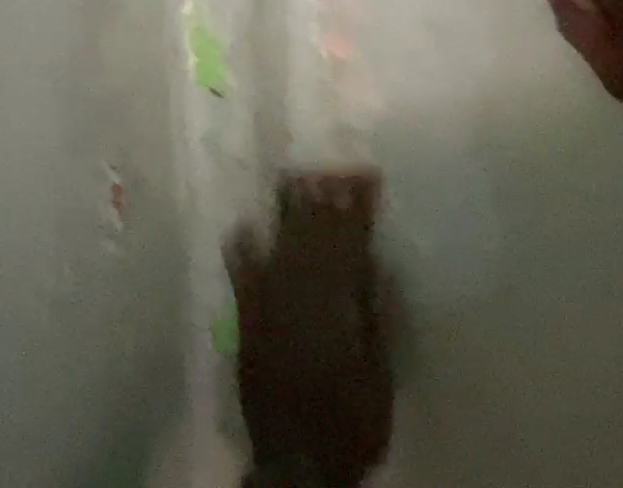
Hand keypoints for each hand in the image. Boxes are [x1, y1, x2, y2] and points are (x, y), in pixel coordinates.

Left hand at [226, 172, 392, 487]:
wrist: (298, 465)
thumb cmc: (351, 420)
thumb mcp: (380, 370)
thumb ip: (376, 315)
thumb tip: (375, 263)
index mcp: (338, 310)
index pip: (351, 246)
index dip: (359, 209)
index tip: (369, 178)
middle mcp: (300, 302)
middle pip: (313, 239)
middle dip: (325, 198)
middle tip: (332, 165)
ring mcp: (268, 311)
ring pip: (279, 249)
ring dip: (288, 213)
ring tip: (294, 177)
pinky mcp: (247, 327)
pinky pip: (241, 280)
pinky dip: (241, 252)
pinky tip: (242, 226)